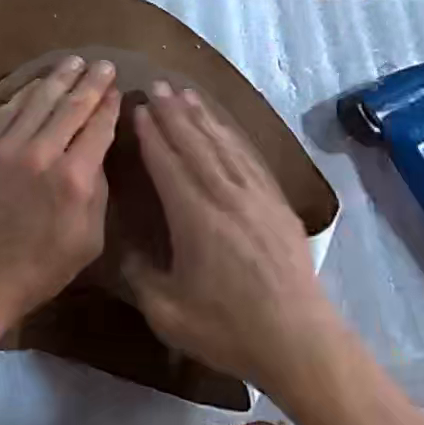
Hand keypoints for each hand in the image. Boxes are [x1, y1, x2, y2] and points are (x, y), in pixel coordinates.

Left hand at [0, 55, 119, 325]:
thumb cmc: (42, 266)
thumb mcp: (90, 237)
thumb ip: (98, 189)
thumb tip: (99, 152)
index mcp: (75, 178)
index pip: (99, 127)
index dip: (110, 105)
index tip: (117, 89)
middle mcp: (43, 154)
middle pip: (73, 105)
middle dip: (92, 81)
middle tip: (104, 64)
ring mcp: (8, 148)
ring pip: (39, 100)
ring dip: (60, 78)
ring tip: (75, 61)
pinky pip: (9, 110)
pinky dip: (27, 93)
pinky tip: (39, 83)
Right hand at [124, 82, 347, 394]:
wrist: (298, 338)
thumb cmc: (229, 329)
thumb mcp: (169, 314)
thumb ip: (141, 278)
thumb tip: (125, 250)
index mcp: (195, 217)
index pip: (168, 163)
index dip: (152, 135)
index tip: (138, 110)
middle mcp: (226, 194)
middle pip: (196, 144)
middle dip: (174, 114)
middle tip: (159, 87)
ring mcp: (256, 195)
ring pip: (225, 145)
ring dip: (204, 117)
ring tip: (188, 95)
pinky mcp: (277, 203)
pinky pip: (250, 159)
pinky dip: (234, 137)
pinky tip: (227, 129)